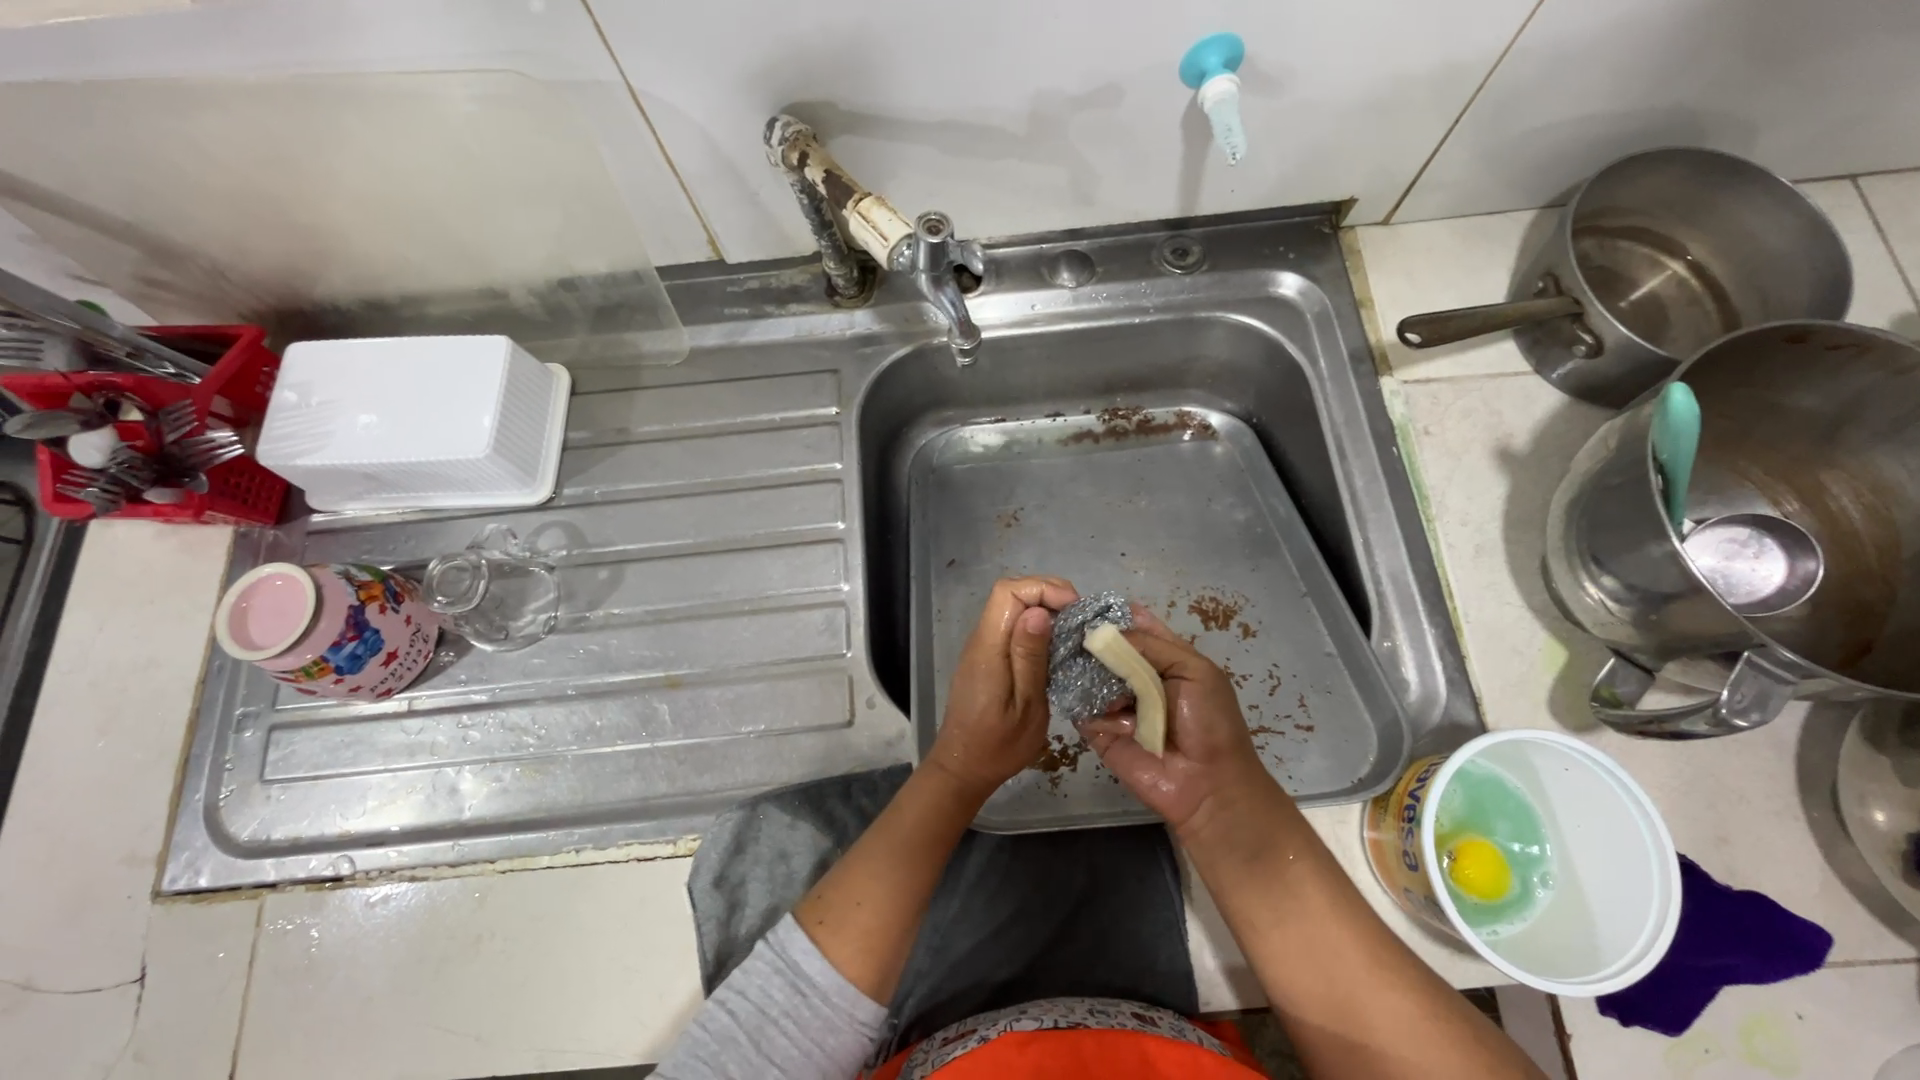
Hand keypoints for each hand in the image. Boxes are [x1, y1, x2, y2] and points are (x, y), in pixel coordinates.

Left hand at [926, 576, 1078, 798]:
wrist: (964, 767)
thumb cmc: (998, 745)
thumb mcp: (1027, 706)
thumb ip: (1031, 657)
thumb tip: (1039, 612)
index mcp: (989, 647)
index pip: (1009, 591)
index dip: (1044, 588)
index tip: (1074, 610)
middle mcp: (981, 639)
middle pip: (1010, 593)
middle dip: (1048, 594)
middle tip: (1078, 621)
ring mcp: (981, 648)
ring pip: (1011, 608)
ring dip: (1045, 610)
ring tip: (1073, 634)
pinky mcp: (987, 659)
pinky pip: (1011, 627)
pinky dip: (1036, 628)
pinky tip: (1055, 649)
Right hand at [1078, 607, 1286, 839]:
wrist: (1208, 784)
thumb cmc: (1210, 721)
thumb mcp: (1193, 670)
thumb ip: (1150, 645)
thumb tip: (1104, 631)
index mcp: (1163, 658)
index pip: (1133, 626)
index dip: (1113, 614)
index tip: (1085, 603)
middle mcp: (1135, 677)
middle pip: (1104, 649)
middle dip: (1089, 640)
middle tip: (1067, 630)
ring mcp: (1115, 704)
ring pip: (1087, 676)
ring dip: (1086, 673)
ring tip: (1087, 672)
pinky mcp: (1099, 731)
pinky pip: (1082, 710)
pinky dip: (1093, 709)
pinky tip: (1114, 720)